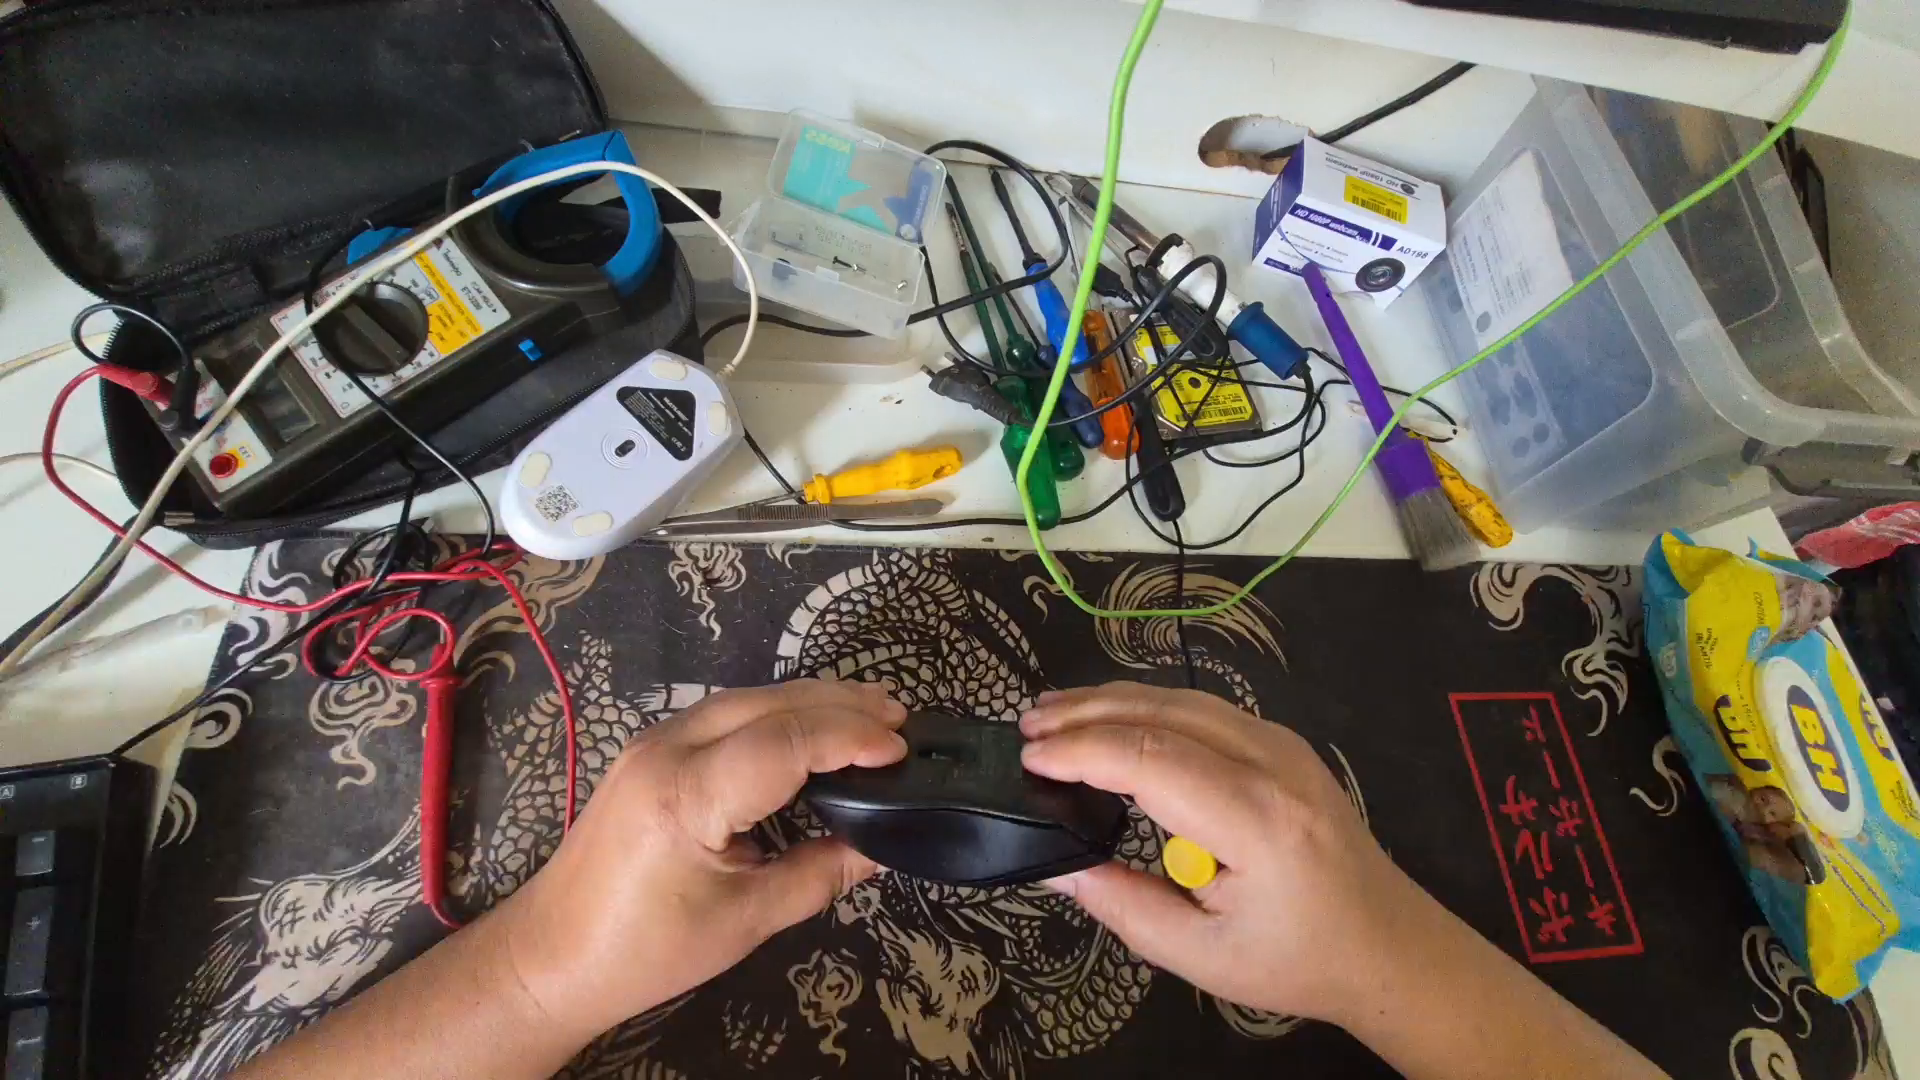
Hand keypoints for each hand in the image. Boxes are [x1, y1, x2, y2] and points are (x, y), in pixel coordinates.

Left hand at [495, 679, 906, 1041]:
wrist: (548, 954)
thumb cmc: (646, 949)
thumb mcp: (746, 921)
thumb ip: (821, 875)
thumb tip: (883, 846)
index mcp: (688, 796)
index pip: (785, 741)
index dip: (849, 736)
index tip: (900, 748)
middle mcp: (670, 747)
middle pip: (771, 702)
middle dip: (842, 703)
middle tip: (900, 716)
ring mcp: (657, 738)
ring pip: (752, 696)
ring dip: (815, 699)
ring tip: (871, 709)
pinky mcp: (656, 744)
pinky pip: (732, 709)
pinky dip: (783, 710)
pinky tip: (813, 722)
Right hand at [1020, 682, 1440, 1026]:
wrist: (1390, 942)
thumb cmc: (1297, 959)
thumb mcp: (1203, 957)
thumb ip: (1123, 905)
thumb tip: (1053, 865)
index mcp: (1259, 822)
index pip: (1152, 760)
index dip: (1083, 751)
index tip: (1030, 758)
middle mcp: (1271, 763)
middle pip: (1160, 713)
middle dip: (1085, 714)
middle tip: (1027, 725)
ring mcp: (1279, 741)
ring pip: (1176, 698)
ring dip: (1107, 700)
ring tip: (1052, 712)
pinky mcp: (1276, 737)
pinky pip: (1196, 706)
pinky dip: (1140, 705)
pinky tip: (1106, 715)